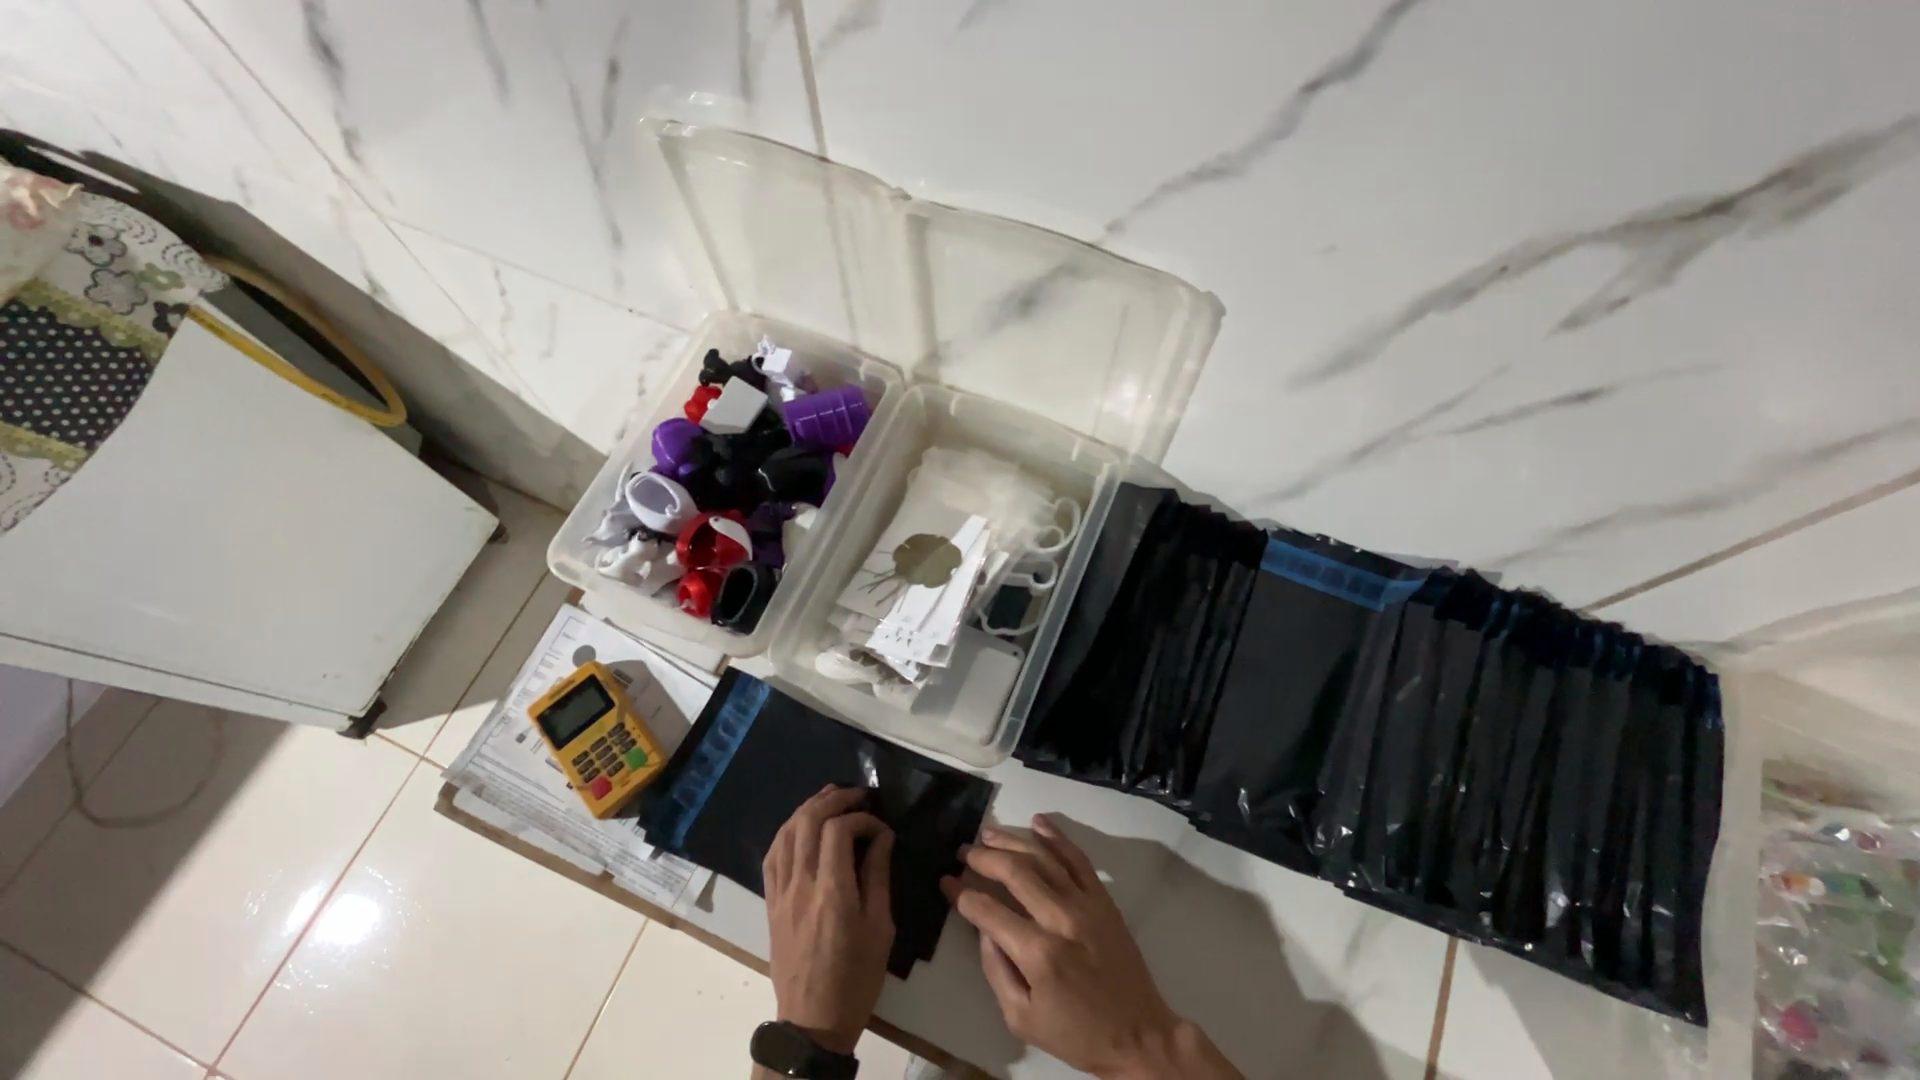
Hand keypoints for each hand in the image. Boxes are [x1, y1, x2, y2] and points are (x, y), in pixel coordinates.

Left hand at [762, 785, 895, 1055]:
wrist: (812, 1020)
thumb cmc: (856, 978)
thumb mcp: (881, 929)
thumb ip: (878, 877)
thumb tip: (882, 836)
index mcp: (832, 893)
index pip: (838, 830)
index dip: (861, 817)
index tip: (881, 827)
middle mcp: (801, 886)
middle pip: (807, 821)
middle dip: (834, 799)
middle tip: (858, 795)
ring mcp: (780, 893)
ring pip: (786, 832)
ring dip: (809, 808)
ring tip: (832, 798)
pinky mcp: (770, 902)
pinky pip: (772, 854)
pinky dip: (788, 830)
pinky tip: (803, 825)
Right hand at [944, 815, 1241, 1079]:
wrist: (1138, 1035)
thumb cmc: (1076, 1034)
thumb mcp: (1021, 1019)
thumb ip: (996, 970)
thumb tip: (984, 930)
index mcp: (1038, 953)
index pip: (988, 911)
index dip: (962, 894)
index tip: (946, 882)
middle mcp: (1061, 919)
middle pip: (1015, 872)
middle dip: (983, 858)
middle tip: (963, 852)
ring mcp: (1086, 904)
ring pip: (1043, 858)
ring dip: (1012, 842)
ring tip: (988, 834)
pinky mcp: (1104, 899)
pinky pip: (1078, 859)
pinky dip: (1057, 837)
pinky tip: (1037, 823)